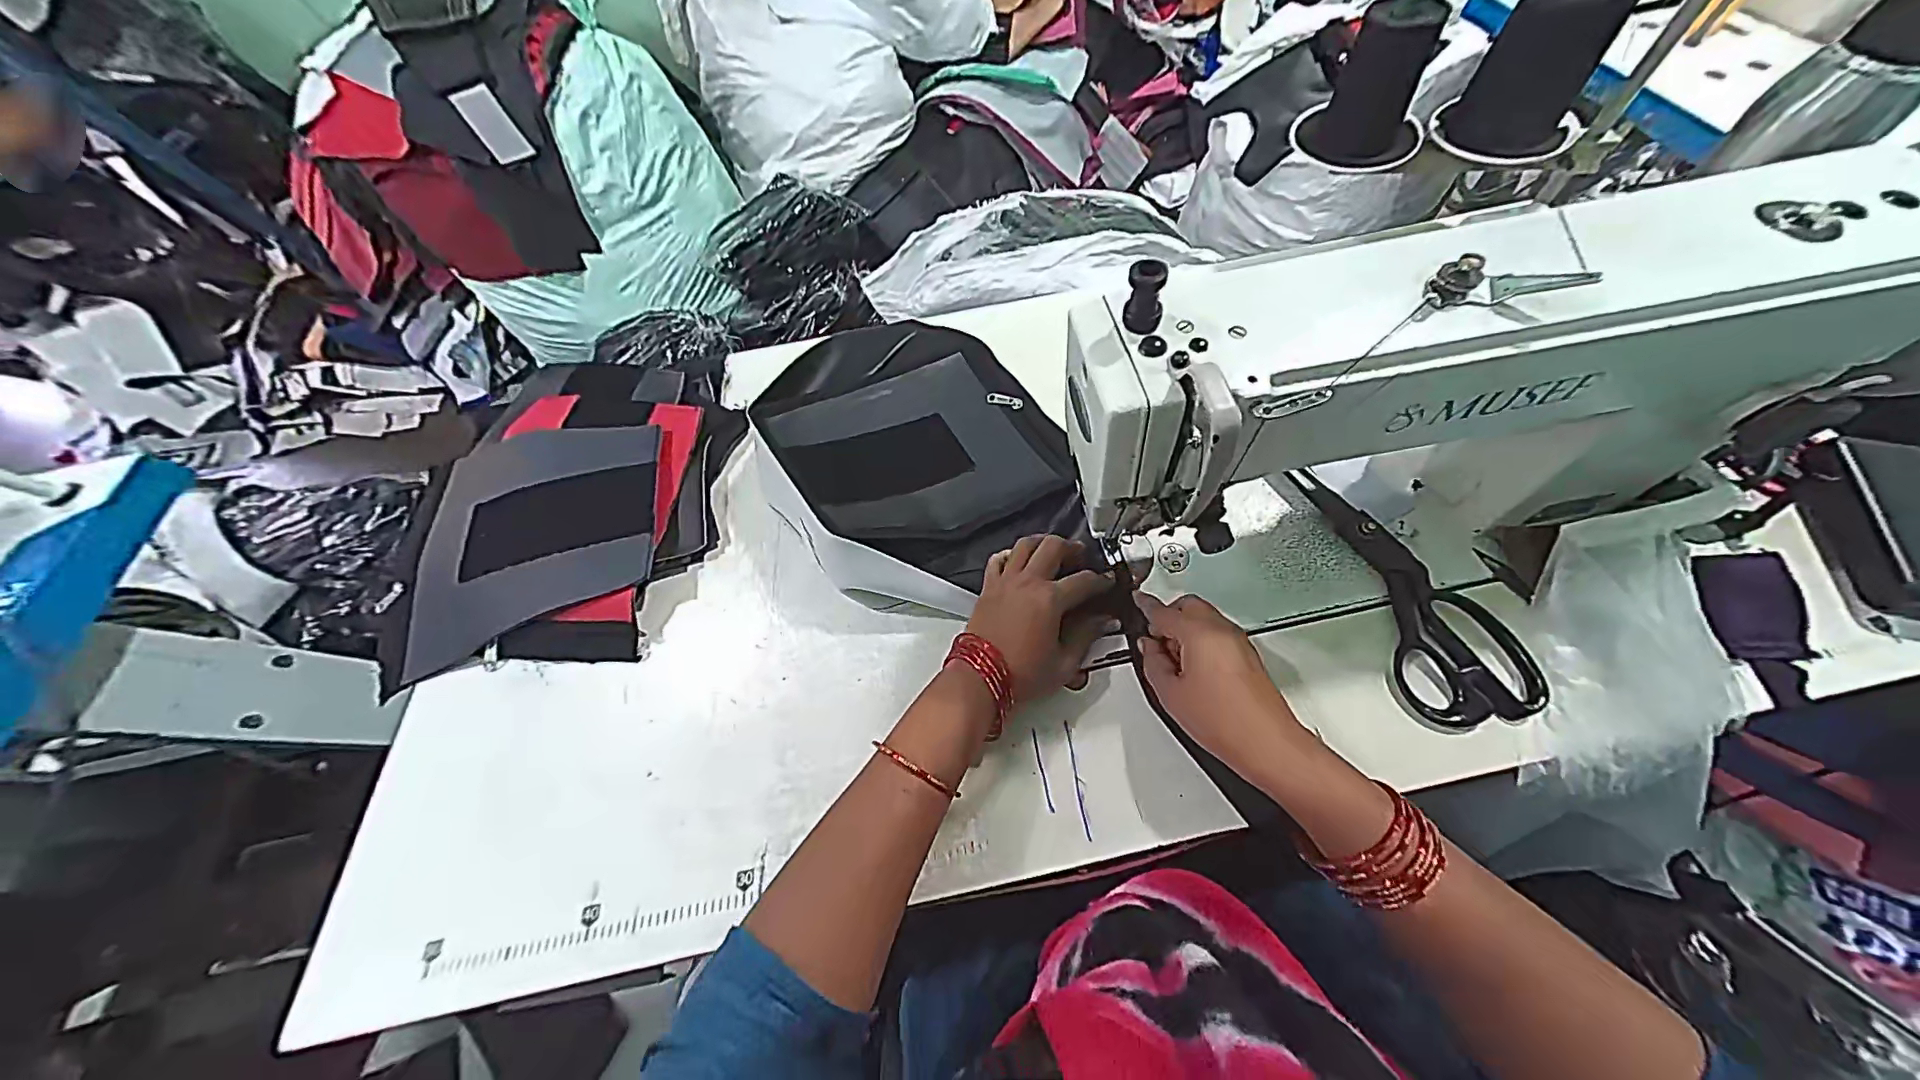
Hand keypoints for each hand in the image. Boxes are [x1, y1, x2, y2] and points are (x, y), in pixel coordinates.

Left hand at [967, 535, 1115, 702]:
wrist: (980, 678)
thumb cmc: (1018, 673)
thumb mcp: (1064, 663)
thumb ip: (1086, 637)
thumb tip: (1099, 623)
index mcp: (1050, 600)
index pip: (1084, 580)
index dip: (1100, 580)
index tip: (1105, 583)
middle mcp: (1027, 584)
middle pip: (1053, 547)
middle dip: (1072, 548)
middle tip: (1080, 556)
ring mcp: (1005, 583)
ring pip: (1025, 545)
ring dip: (1042, 543)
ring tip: (1051, 549)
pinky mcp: (988, 589)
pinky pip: (999, 560)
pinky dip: (1010, 555)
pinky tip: (1017, 560)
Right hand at [1134, 593, 1309, 773]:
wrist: (1266, 743)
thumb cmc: (1227, 722)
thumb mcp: (1170, 694)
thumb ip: (1152, 663)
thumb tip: (1149, 649)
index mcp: (1200, 634)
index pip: (1164, 611)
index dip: (1146, 606)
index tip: (1139, 602)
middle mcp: (1222, 631)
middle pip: (1188, 606)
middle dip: (1169, 616)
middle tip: (1154, 638)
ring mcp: (1239, 641)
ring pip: (1205, 618)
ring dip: (1186, 629)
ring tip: (1174, 660)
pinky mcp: (1248, 654)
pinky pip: (1218, 634)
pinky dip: (1202, 641)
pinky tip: (1194, 670)